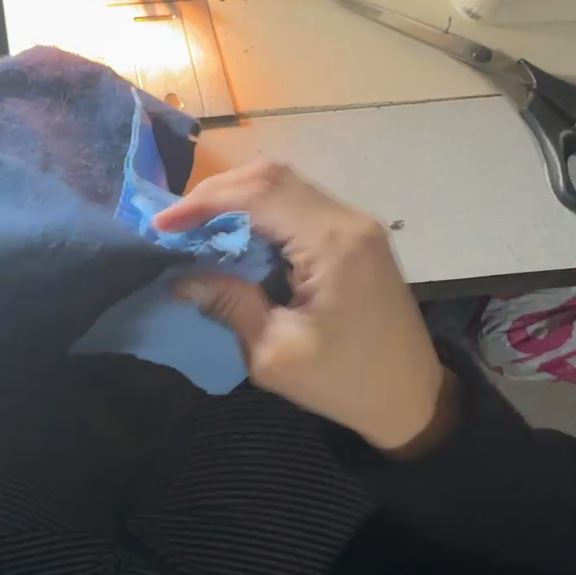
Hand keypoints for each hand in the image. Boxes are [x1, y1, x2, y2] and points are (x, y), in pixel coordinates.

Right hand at [155, 161, 449, 452]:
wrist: (411, 398)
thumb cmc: (343, 382)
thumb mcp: (274, 354)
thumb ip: (229, 304)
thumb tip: (182, 277)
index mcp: (331, 246)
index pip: (258, 195)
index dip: (204, 202)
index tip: (164, 226)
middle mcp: (347, 221)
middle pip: (271, 175)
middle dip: (215, 192)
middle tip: (177, 222)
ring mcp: (355, 224)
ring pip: (284, 182)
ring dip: (235, 196)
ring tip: (197, 225)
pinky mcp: (354, 235)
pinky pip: (298, 201)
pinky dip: (258, 208)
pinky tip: (233, 232)